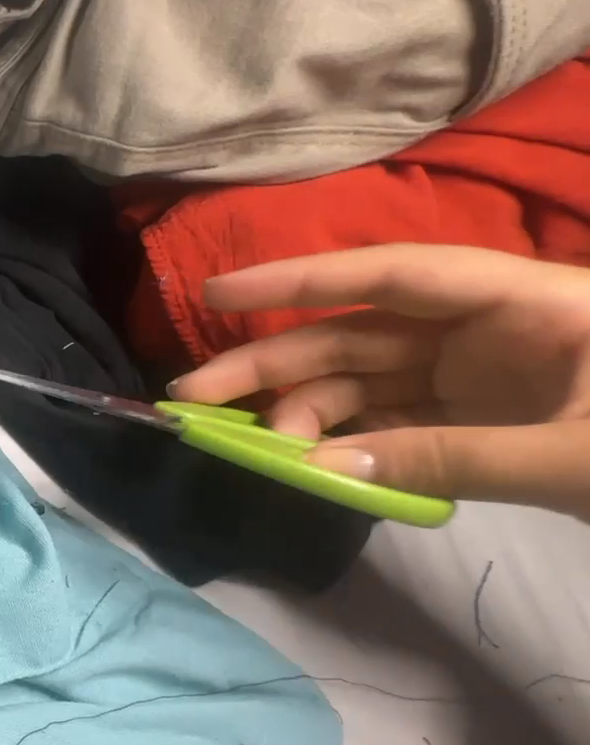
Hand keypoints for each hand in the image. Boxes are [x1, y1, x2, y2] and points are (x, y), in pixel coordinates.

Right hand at [169, 245, 589, 518]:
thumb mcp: (578, 459)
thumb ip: (448, 459)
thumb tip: (321, 467)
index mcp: (530, 307)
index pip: (393, 277)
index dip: (299, 280)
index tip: (217, 292)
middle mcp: (488, 333)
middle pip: (353, 335)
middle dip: (269, 363)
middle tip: (193, 396)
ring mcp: (478, 380)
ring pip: (356, 383)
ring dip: (298, 412)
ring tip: (258, 449)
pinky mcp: (472, 422)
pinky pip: (382, 424)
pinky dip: (339, 443)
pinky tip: (306, 463)